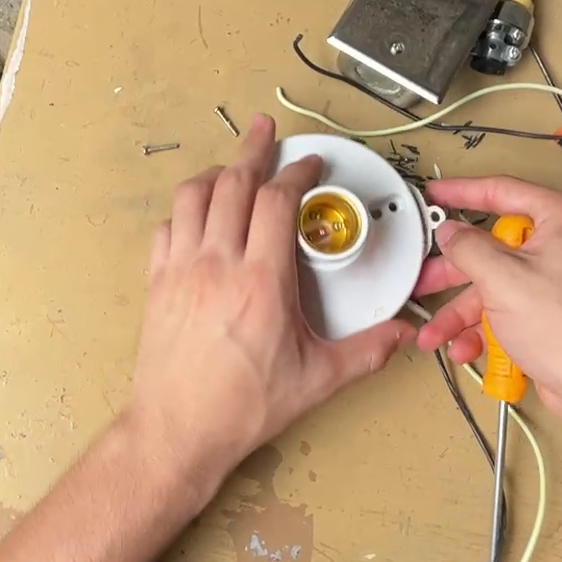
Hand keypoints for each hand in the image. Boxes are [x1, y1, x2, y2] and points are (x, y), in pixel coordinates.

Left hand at [121, 115, 411, 490]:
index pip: (277, 201)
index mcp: (261, 282)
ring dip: (215, 172)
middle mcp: (216, 265)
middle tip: (265, 130)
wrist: (177, 431)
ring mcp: (181, 271)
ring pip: (191, 196)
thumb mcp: (316, 380)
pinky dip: (184, 210)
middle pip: (232, 183)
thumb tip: (403, 336)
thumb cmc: (239, 407)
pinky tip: (197, 216)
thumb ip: (366, 352)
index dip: (296, 172)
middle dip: (253, 149)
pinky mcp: (157, 284)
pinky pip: (166, 228)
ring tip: (232, 165)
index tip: (309, 166)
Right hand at [413, 176, 561, 424]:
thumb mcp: (505, 280)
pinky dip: (482, 329)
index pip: (504, 192)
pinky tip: (464, 347)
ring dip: (461, 311)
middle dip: (454, 272)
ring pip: (494, 285)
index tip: (436, 194)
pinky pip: (507, 311)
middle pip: (492, 247)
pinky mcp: (551, 314)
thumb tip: (450, 232)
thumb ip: (469, 248)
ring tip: (435, 331)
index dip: (463, 192)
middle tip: (424, 277)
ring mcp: (558, 282)